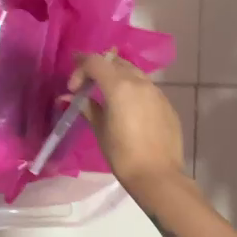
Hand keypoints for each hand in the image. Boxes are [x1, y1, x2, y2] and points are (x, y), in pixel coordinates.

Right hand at [70, 52, 185, 196]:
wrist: (157, 174)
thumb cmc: (122, 154)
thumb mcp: (100, 129)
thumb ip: (86, 107)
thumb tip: (69, 98)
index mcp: (120, 86)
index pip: (95, 62)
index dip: (79, 69)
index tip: (73, 88)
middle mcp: (140, 82)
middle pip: (115, 62)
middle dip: (98, 68)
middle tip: (87, 85)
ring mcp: (156, 92)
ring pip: (133, 72)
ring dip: (117, 77)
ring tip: (107, 95)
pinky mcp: (166, 104)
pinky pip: (146, 88)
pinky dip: (133, 90)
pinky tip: (128, 109)